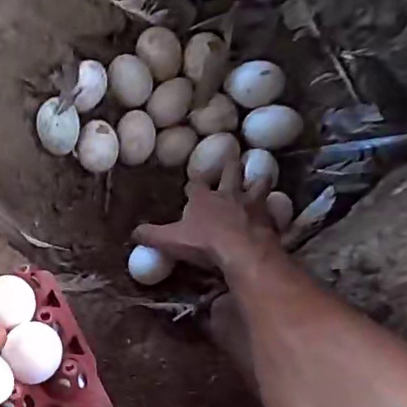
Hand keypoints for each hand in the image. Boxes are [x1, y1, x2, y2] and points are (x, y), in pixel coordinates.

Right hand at [132, 174, 279, 273]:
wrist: (243, 251)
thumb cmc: (204, 243)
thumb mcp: (170, 240)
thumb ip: (151, 235)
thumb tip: (132, 232)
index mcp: (203, 198)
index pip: (196, 183)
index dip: (194, 181)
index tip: (192, 179)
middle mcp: (228, 194)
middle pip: (230, 174)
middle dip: (230, 166)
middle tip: (234, 156)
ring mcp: (251, 204)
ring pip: (257, 184)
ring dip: (258, 180)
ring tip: (260, 174)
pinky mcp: (268, 218)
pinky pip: (271, 208)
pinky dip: (272, 208)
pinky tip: (274, 209)